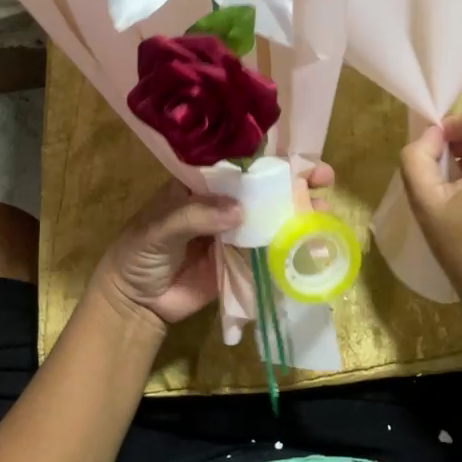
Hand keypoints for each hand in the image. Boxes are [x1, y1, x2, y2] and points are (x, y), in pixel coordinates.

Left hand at [91, 162, 335, 333]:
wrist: (135, 302)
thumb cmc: (139, 253)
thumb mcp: (159, 228)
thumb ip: (195, 216)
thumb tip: (239, 210)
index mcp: (200, 187)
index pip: (239, 166)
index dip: (270, 160)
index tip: (299, 159)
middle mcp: (222, 205)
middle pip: (264, 190)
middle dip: (295, 183)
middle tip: (325, 180)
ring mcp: (235, 235)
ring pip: (272, 219)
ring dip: (300, 214)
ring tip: (326, 212)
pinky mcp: (242, 264)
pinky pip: (270, 253)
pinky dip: (292, 249)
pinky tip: (316, 246)